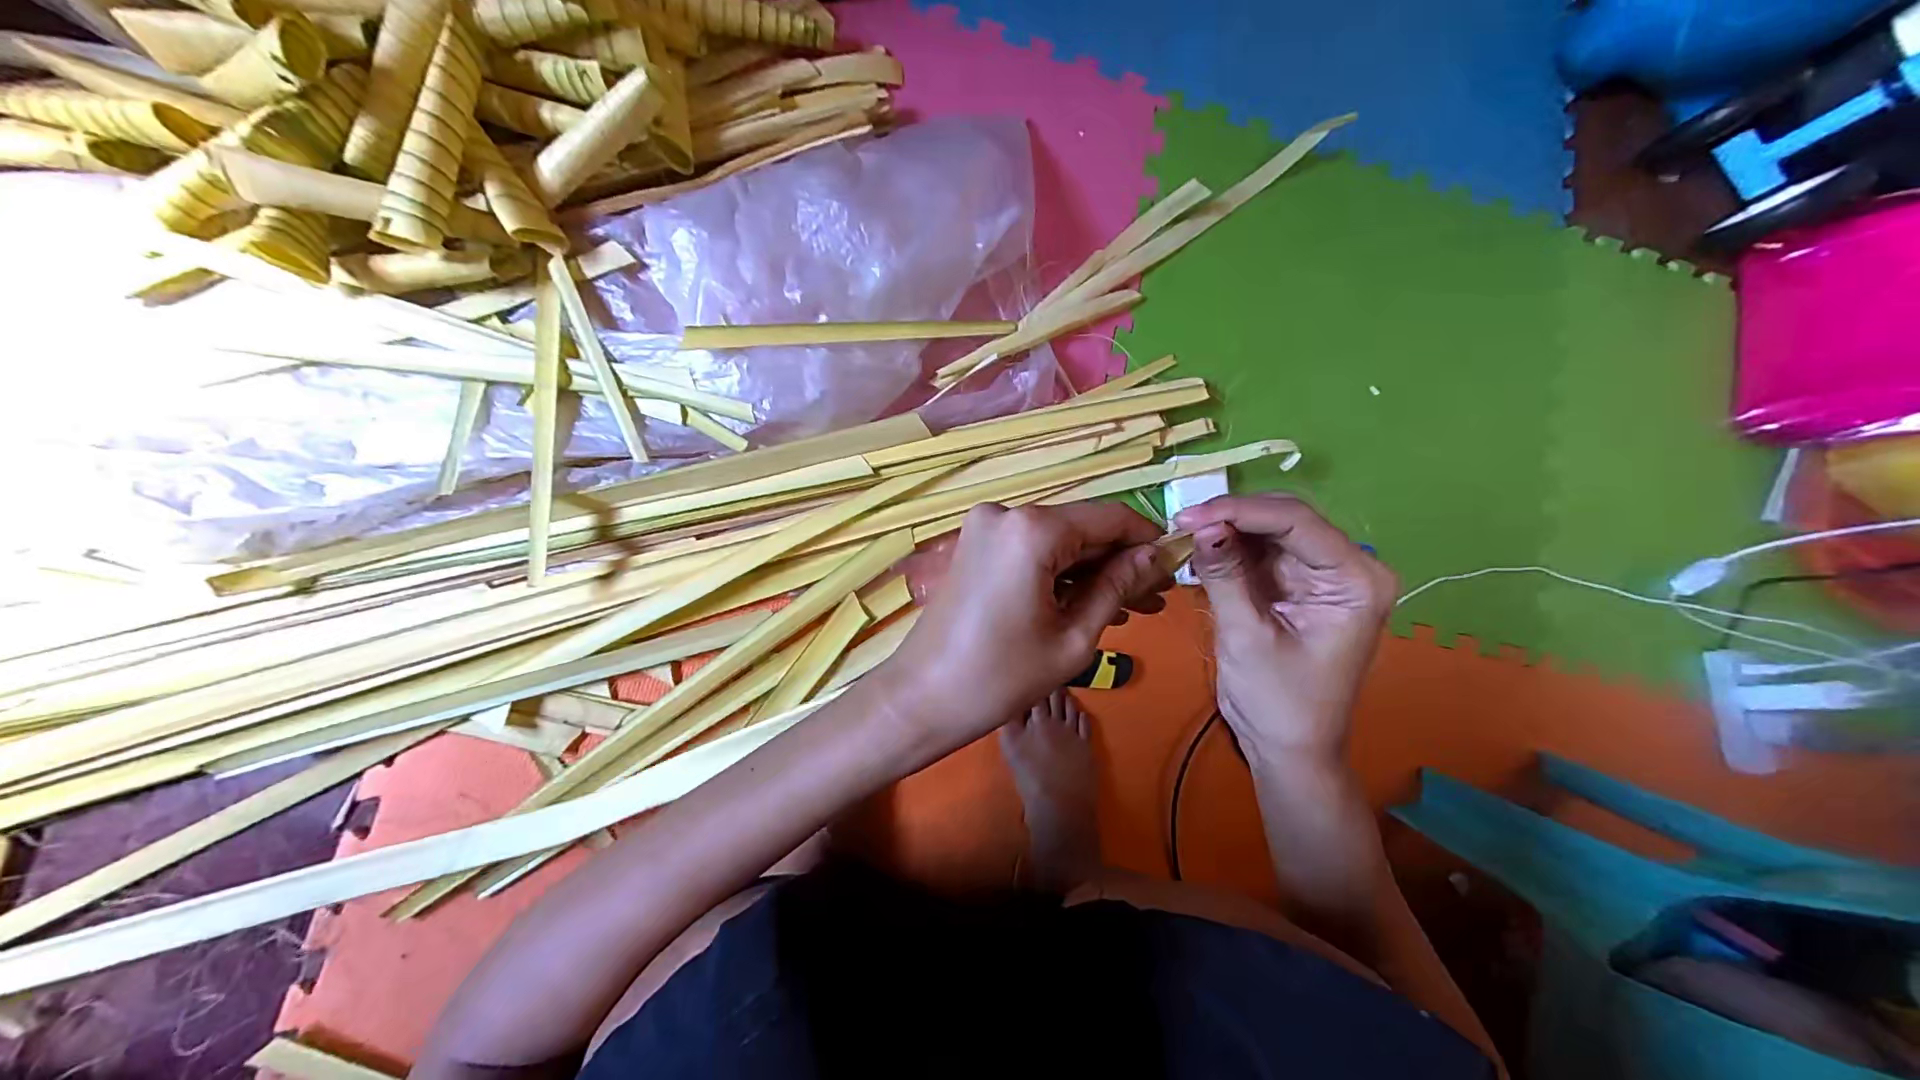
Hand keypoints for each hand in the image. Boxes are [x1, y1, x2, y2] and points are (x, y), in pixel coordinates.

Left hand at [880, 502, 1171, 744]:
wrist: (922, 699)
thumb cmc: (1000, 676)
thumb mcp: (1073, 637)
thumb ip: (1117, 587)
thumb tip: (1157, 557)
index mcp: (1033, 529)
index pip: (1110, 518)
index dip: (1147, 540)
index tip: (1175, 567)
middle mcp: (1008, 514)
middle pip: (1082, 529)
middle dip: (1121, 562)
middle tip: (1157, 599)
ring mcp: (986, 528)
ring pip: (1058, 542)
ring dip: (1094, 572)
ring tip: (1133, 610)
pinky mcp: (976, 546)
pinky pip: (1031, 552)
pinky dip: (1061, 574)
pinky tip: (1091, 604)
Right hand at [1172, 494, 1396, 768]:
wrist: (1288, 748)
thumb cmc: (1279, 702)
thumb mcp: (1246, 637)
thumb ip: (1225, 575)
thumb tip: (1200, 526)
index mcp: (1356, 580)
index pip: (1297, 522)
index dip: (1241, 511)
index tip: (1190, 516)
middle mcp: (1347, 567)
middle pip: (1285, 519)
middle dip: (1231, 517)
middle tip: (1181, 524)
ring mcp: (1321, 575)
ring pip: (1269, 531)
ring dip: (1226, 531)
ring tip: (1183, 536)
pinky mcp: (1296, 584)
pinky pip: (1260, 552)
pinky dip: (1228, 550)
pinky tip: (1199, 551)